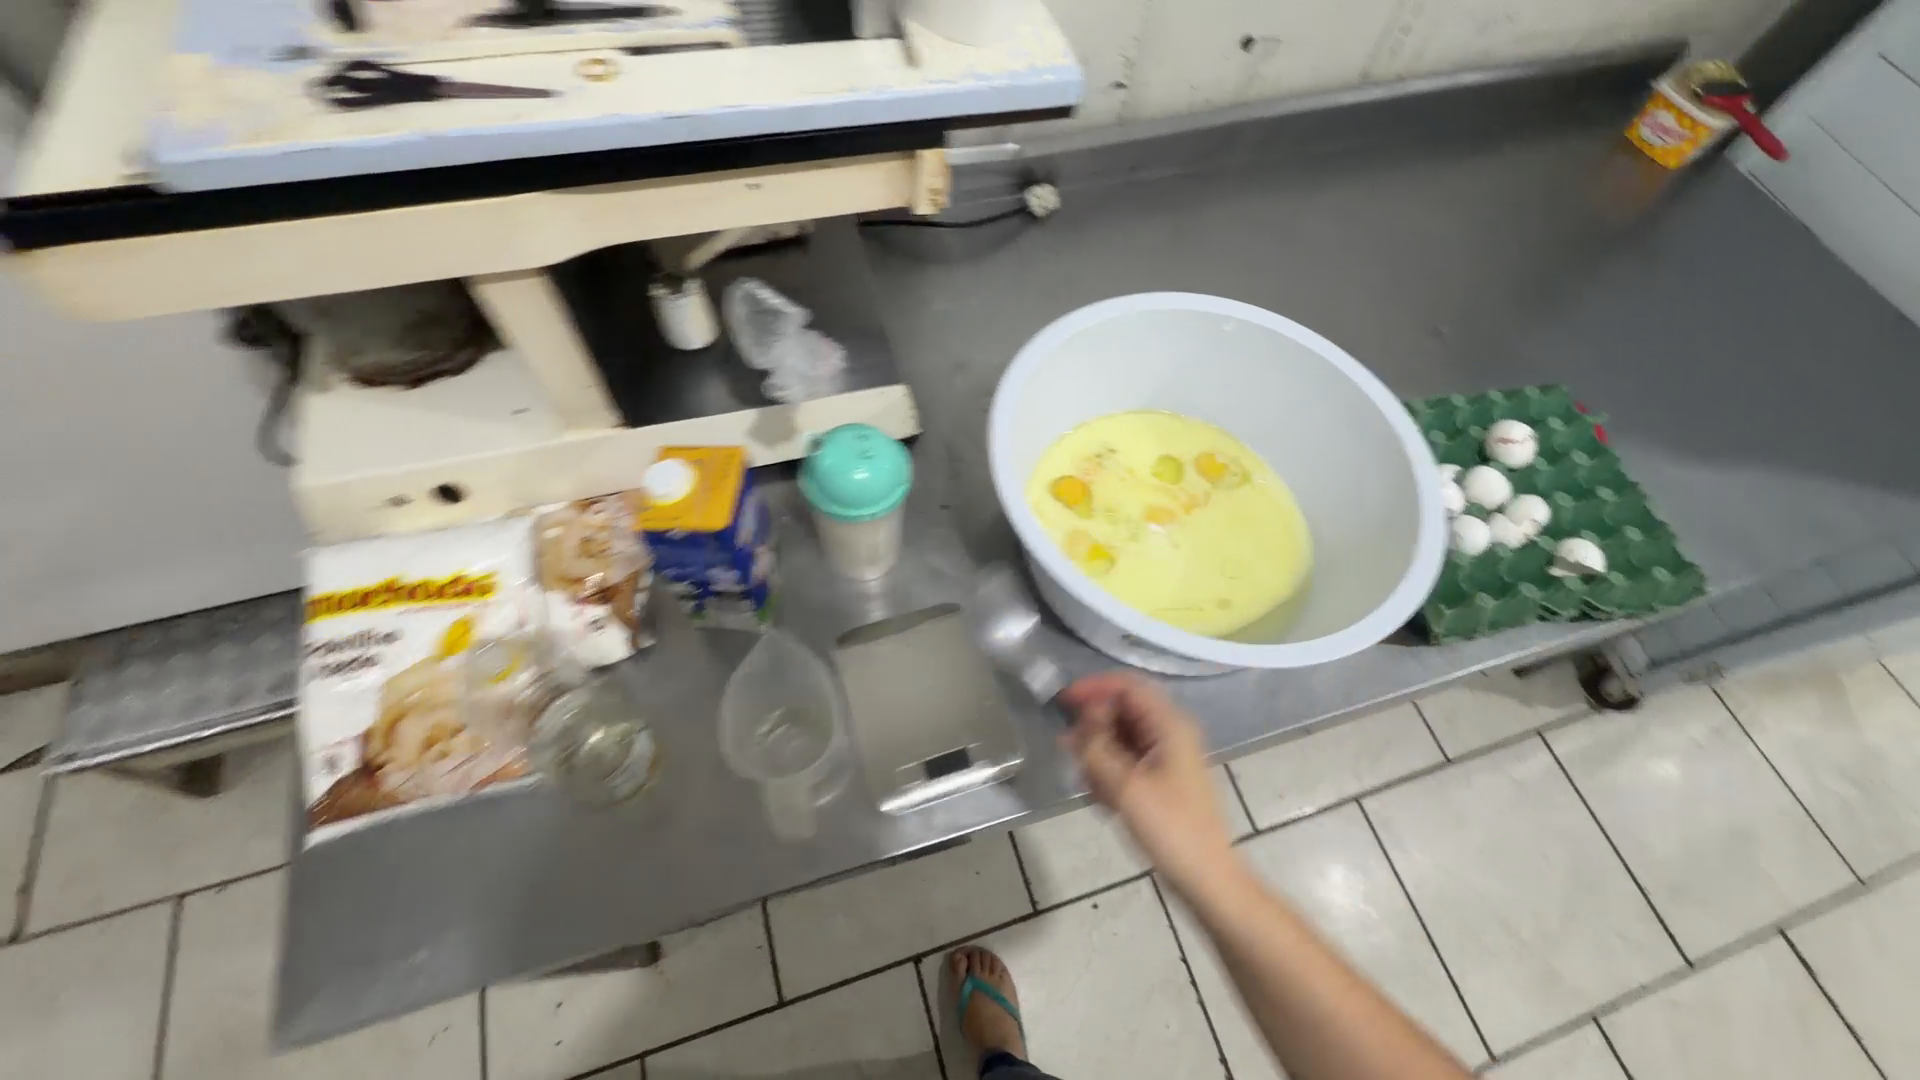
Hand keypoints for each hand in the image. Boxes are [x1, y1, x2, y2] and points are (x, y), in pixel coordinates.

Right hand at [1060, 672, 1238, 895]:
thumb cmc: (1170, 829)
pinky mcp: (1162, 780)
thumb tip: (1083, 717)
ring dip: (1099, 752)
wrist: (1206, 879)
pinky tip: (1100, 798)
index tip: (1062, 703)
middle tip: (1068, 749)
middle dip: (1093, 726)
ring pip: (1123, 737)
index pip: (1127, 686)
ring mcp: (1168, 757)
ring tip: (1084, 779)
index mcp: (1170, 725)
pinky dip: (1110, 771)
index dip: (1093, 688)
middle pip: (1124, 710)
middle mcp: (1171, 733)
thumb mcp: (1125, 786)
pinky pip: (1128, 761)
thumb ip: (1098, 746)